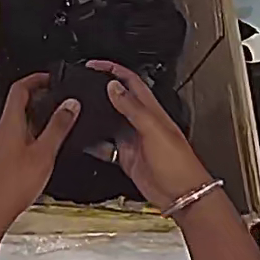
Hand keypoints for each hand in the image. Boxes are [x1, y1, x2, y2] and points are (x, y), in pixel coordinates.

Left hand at [0, 71, 79, 224]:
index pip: (19, 88)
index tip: (51, 77)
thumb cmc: (13, 183)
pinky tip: (48, 142)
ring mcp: (3, 142)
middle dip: (41, 96)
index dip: (36, 79)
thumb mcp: (44, 152)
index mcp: (10, 122)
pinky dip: (35, 130)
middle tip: (60, 97)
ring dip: (39, 114)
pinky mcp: (5, 155)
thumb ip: (59, 126)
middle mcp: (3, 130)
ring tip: (59, 118)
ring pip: (21, 119)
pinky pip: (20, 134)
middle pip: (20, 103)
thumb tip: (70, 105)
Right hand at [86, 60, 213, 209]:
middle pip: (117, 99)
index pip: (130, 81)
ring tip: (77, 109)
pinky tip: (83, 141)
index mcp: (151, 110)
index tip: (95, 64)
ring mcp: (133, 139)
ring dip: (95, 115)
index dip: (113, 69)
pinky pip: (106, 146)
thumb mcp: (154, 130)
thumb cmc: (178, 163)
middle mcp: (141, 122)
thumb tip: (113, 87)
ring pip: (109, 121)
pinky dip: (94, 143)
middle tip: (81, 84)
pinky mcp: (127, 157)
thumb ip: (132, 108)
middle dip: (100, 89)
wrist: (182, 195)